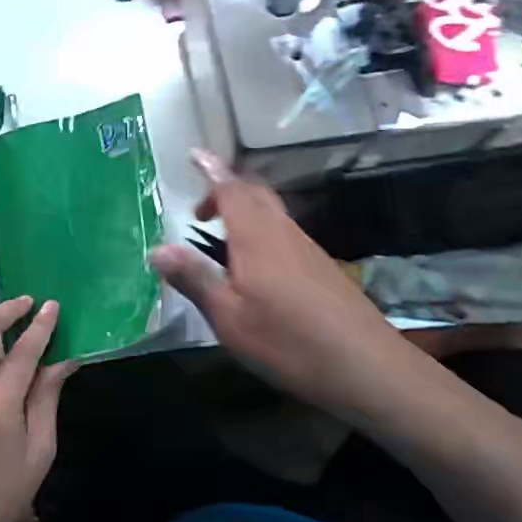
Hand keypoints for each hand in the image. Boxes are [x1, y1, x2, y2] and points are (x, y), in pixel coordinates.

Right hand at [148, 150, 407, 408]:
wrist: (365, 365)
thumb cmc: (287, 341)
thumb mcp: (229, 318)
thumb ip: (194, 279)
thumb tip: (157, 249)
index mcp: (256, 237)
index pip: (231, 189)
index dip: (211, 171)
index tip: (195, 156)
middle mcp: (283, 232)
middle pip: (255, 194)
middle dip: (226, 190)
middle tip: (201, 212)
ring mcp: (307, 249)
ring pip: (272, 214)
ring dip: (245, 213)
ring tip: (222, 238)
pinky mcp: (322, 267)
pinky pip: (285, 233)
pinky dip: (262, 232)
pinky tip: (258, 267)